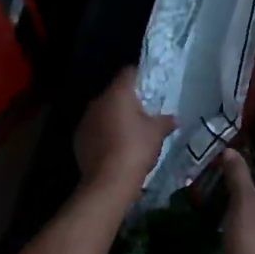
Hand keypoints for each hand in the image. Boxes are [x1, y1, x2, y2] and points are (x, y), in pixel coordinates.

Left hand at [73, 68, 173, 193]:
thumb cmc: (136, 147)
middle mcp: (97, 102)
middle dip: (129, 100)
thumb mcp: (158, 131)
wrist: (109, 180)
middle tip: (145, 111)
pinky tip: (117, 145)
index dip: (140, 75)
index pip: (128, 73)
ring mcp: (85, 121)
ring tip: (131, 130)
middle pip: (115, 93)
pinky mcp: (79, 138)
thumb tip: (175, 118)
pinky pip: (96, 128)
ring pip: (104, 111)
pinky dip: (105, 132)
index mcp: (117, 94)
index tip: (151, 85)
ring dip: (115, 116)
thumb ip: (166, 120)